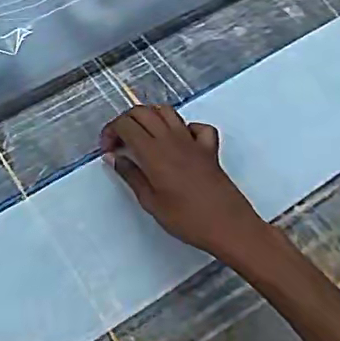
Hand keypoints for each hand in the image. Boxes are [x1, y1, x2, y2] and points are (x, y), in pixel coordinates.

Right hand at [100, 105, 266, 259]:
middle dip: (125, 121)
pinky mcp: (210, 150)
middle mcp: (172, 140)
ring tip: (144, 136)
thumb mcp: (150, 202)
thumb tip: (113, 158)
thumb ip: (130, 175)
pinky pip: (197, 126)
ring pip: (166, 111)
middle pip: (142, 112)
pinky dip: (184, 127)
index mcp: (153, 153)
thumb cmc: (188, 220)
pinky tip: (179, 141)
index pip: (125, 124)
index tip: (108, 149)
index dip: (110, 132)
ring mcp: (193, 142)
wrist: (231, 228)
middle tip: (121, 141)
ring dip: (150, 117)